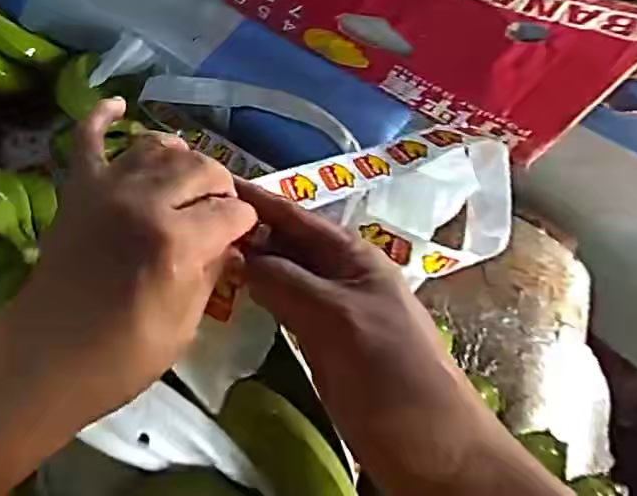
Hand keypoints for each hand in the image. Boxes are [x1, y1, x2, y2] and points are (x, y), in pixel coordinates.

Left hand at [5, 99, 256, 420]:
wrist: (47, 354)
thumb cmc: (122, 354)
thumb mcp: (184, 324)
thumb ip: (211, 272)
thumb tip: (229, 241)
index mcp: (176, 242)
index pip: (229, 212)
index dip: (243, 221)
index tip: (243, 230)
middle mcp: (145, 202)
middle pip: (200, 169)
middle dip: (220, 185)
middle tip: (219, 205)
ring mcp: (108, 187)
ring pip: (156, 147)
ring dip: (180, 156)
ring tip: (187, 173)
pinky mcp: (79, 186)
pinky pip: (88, 137)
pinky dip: (101, 116)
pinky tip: (118, 103)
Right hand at [238, 179, 565, 495]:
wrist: (439, 458)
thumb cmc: (392, 377)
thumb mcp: (337, 320)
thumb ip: (287, 282)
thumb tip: (238, 255)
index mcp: (351, 256)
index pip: (293, 216)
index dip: (255, 197)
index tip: (215, 179)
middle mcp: (340, 274)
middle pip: (286, 241)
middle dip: (248, 227)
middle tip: (196, 217)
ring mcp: (333, 308)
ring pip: (283, 272)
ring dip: (250, 260)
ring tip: (206, 249)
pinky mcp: (326, 341)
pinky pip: (285, 304)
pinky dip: (260, 294)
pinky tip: (235, 293)